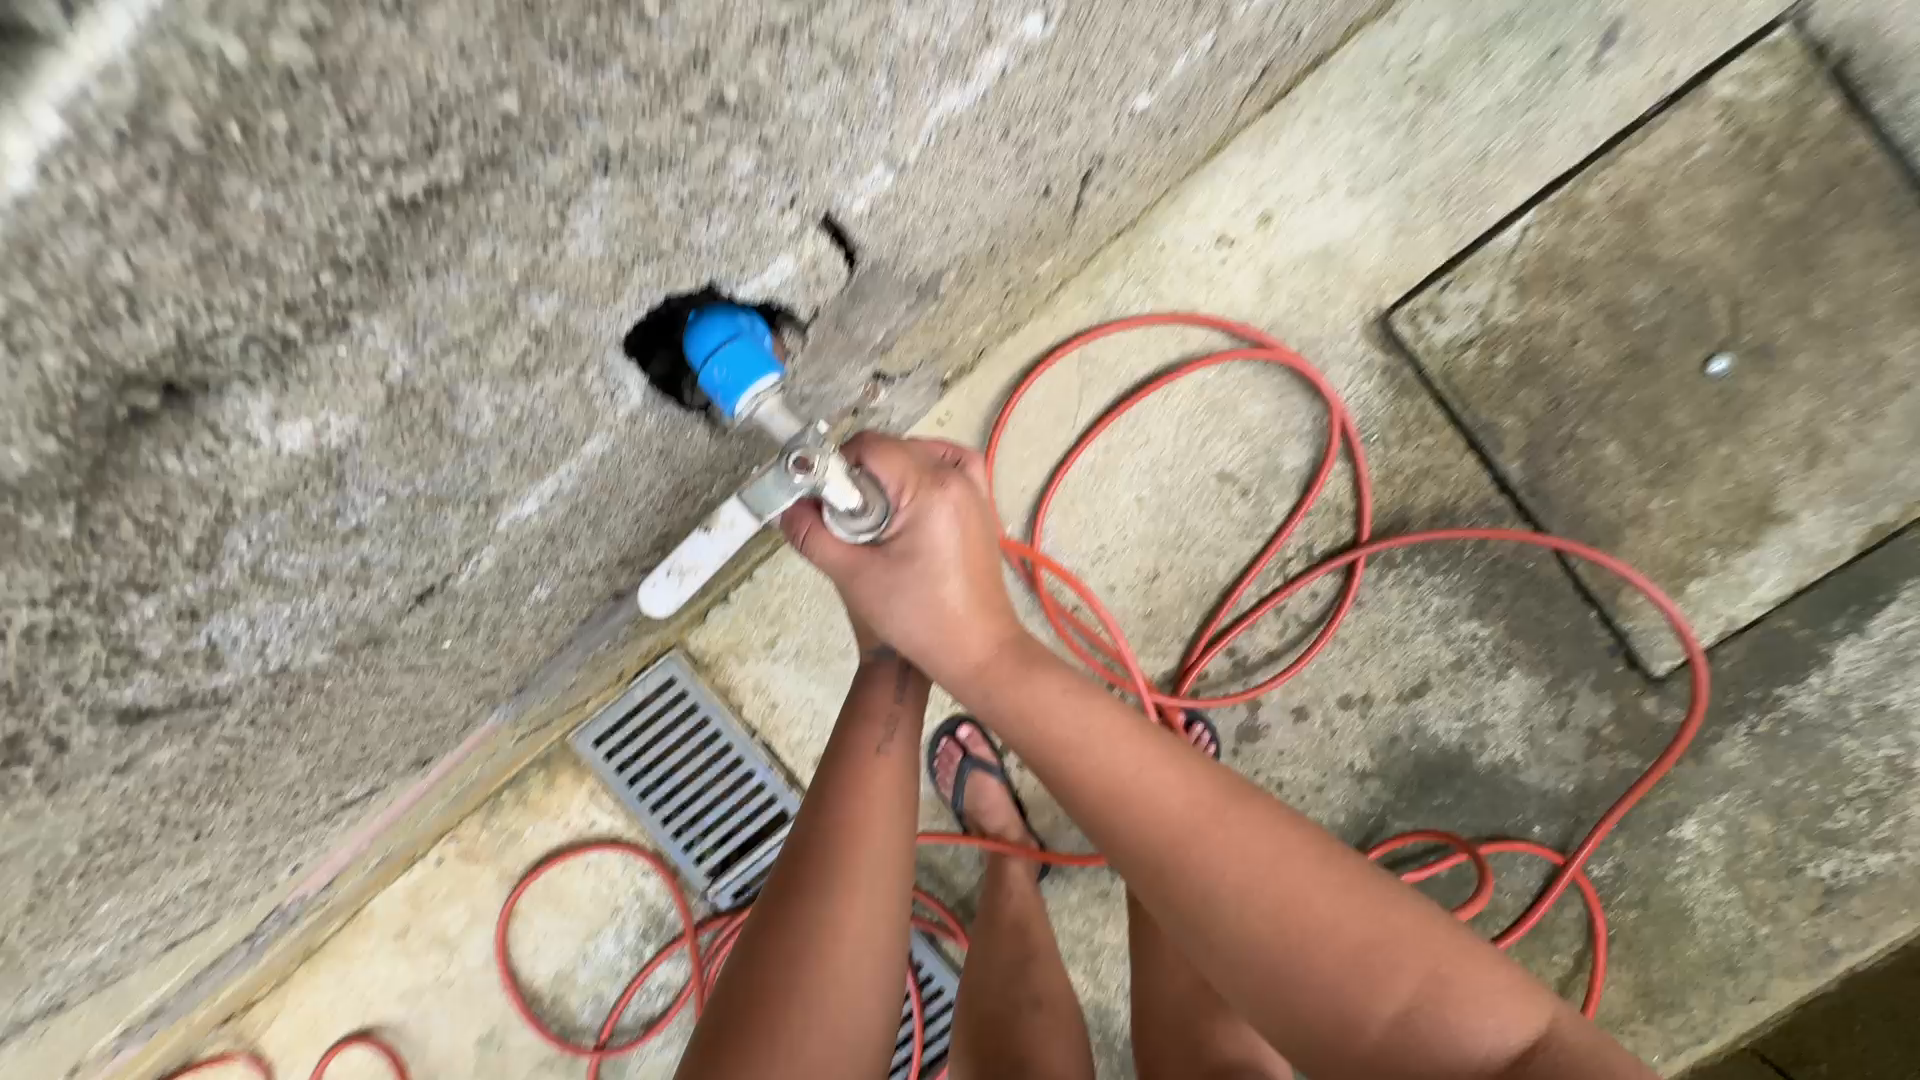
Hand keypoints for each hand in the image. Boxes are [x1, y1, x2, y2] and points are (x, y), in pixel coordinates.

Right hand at [781, 433, 1032, 689]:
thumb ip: (813, 536)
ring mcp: (975, 489)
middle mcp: (958, 478)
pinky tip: (909, 498)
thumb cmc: (921, 618)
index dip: (837, 467)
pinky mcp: (981, 505)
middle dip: (862, 476)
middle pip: (893, 449)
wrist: (977, 650)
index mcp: (930, 489)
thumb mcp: (855, 577)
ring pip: (920, 454)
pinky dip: (926, 472)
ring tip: (876, 516)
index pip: (870, 446)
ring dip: (890, 474)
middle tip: (849, 520)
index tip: (824, 501)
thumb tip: (789, 509)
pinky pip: (951, 466)